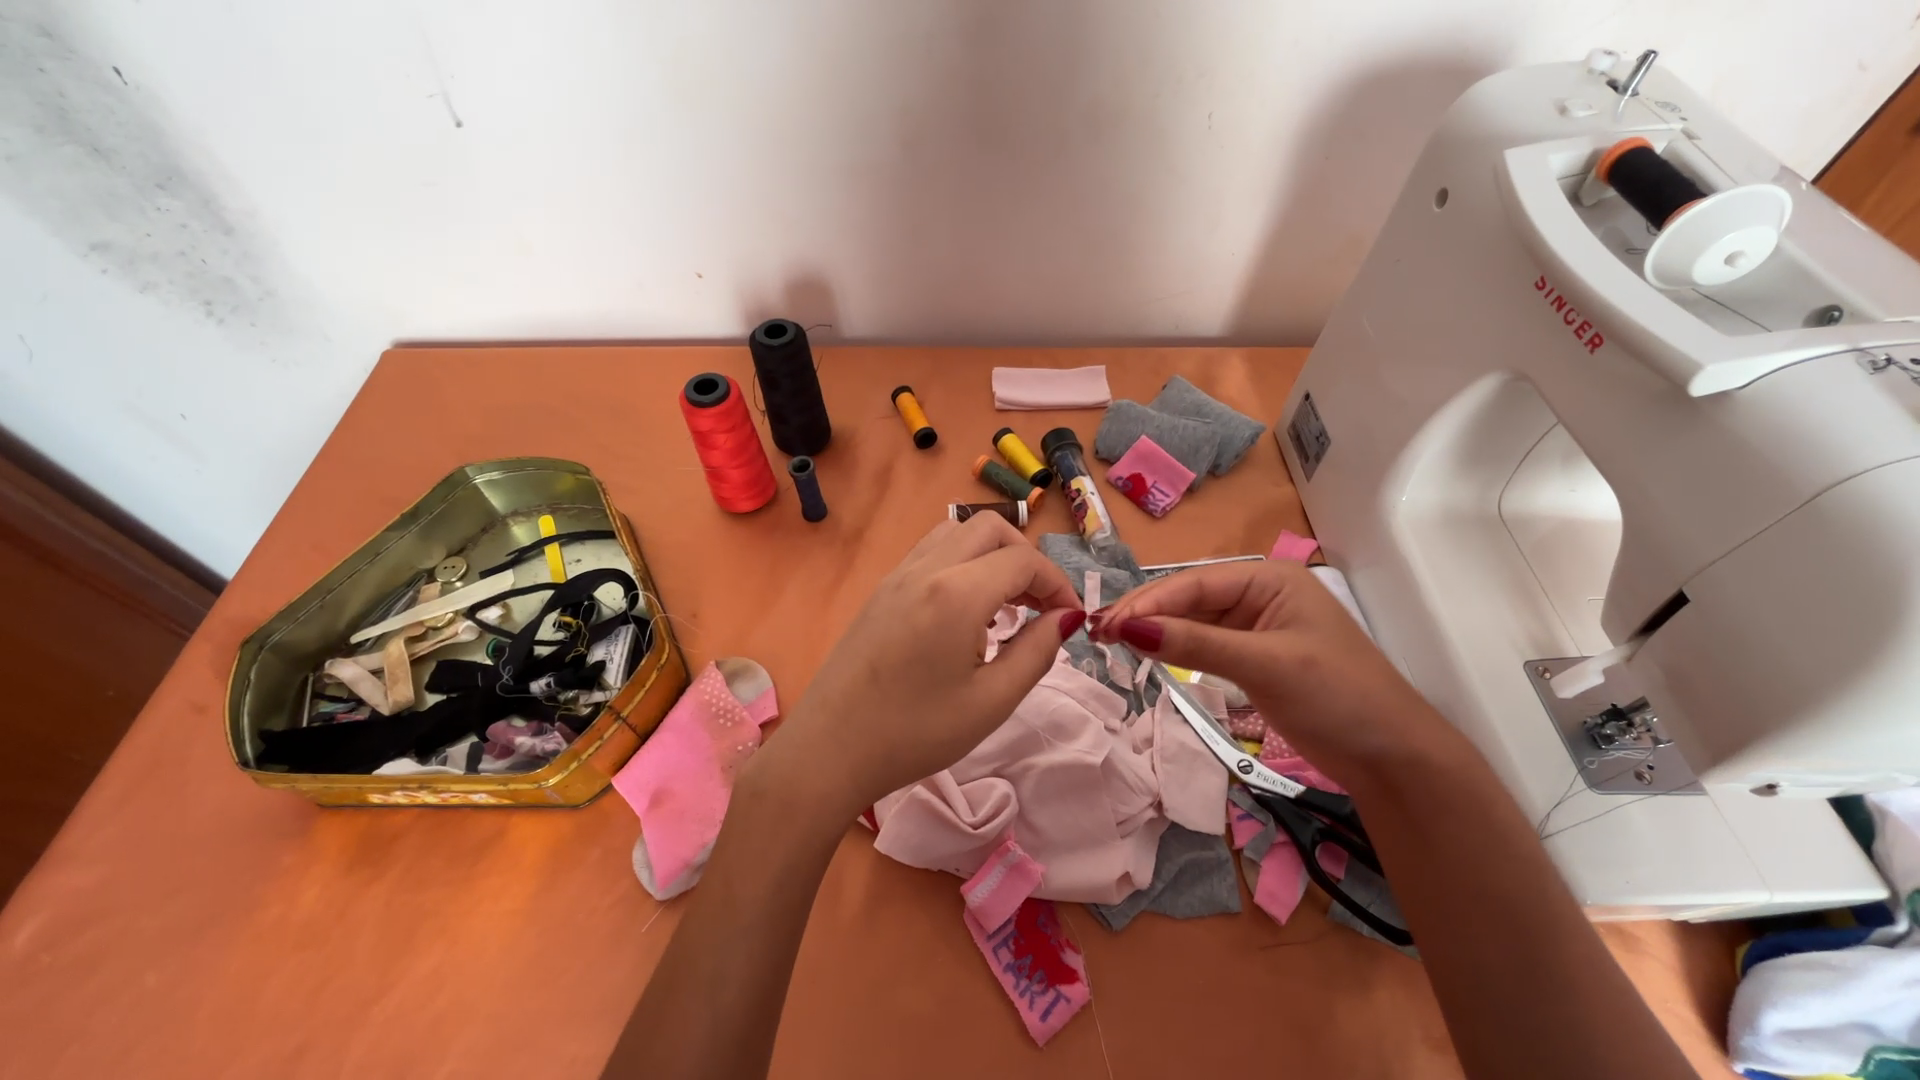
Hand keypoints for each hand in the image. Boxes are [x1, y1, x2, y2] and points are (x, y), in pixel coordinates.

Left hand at [752, 513, 1083, 814]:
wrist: (830, 750)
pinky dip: (962, 562)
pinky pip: (931, 552)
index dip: (1057, 584)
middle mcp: (926, 569)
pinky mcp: (881, 591)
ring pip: (957, 532)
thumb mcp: (991, 702)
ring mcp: (897, 576)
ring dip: (991, 554)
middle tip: (1039, 607)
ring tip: (1005, 606)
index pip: (1023, 561)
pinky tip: (966, 611)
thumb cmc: (915, 734)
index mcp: (956, 593)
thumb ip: (1037, 652)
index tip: (1070, 619)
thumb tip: (1066, 618)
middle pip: (990, 529)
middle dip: (1026, 559)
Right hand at [1088, 560, 1452, 782]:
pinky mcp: (1257, 658)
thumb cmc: (1336, 697)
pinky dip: (1178, 650)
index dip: (1148, 603)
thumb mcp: (1264, 665)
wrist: (1391, 756)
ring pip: (1195, 622)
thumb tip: (1127, 629)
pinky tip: (1149, 655)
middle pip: (1191, 599)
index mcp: (1271, 579)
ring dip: (1158, 633)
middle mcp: (1262, 595)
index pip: (1194, 584)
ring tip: (1113, 644)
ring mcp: (1259, 628)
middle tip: (1097, 634)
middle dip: (1147, 615)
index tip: (1104, 624)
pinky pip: (1207, 645)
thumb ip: (1195, 644)